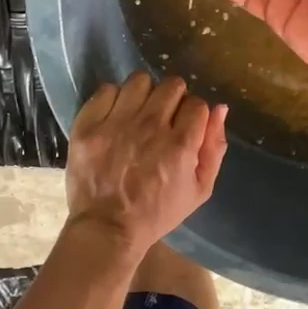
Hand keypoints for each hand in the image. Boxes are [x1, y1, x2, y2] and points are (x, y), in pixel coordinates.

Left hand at [65, 72, 228, 249]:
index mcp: (180, 144)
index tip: (184, 126)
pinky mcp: (88, 124)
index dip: (194, 114)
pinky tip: (115, 116)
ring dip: (144, 93)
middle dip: (173, 99)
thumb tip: (219, 108)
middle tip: (163, 118)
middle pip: (171, 85)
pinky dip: (114, 99)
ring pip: (139, 80)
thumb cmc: (157, 212)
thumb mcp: (199, 189)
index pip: (197, 103)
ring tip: (138, 112)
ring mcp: (116, 123)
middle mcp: (149, 126)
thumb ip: (214, 147)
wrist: (107, 228)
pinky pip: (107, 89)